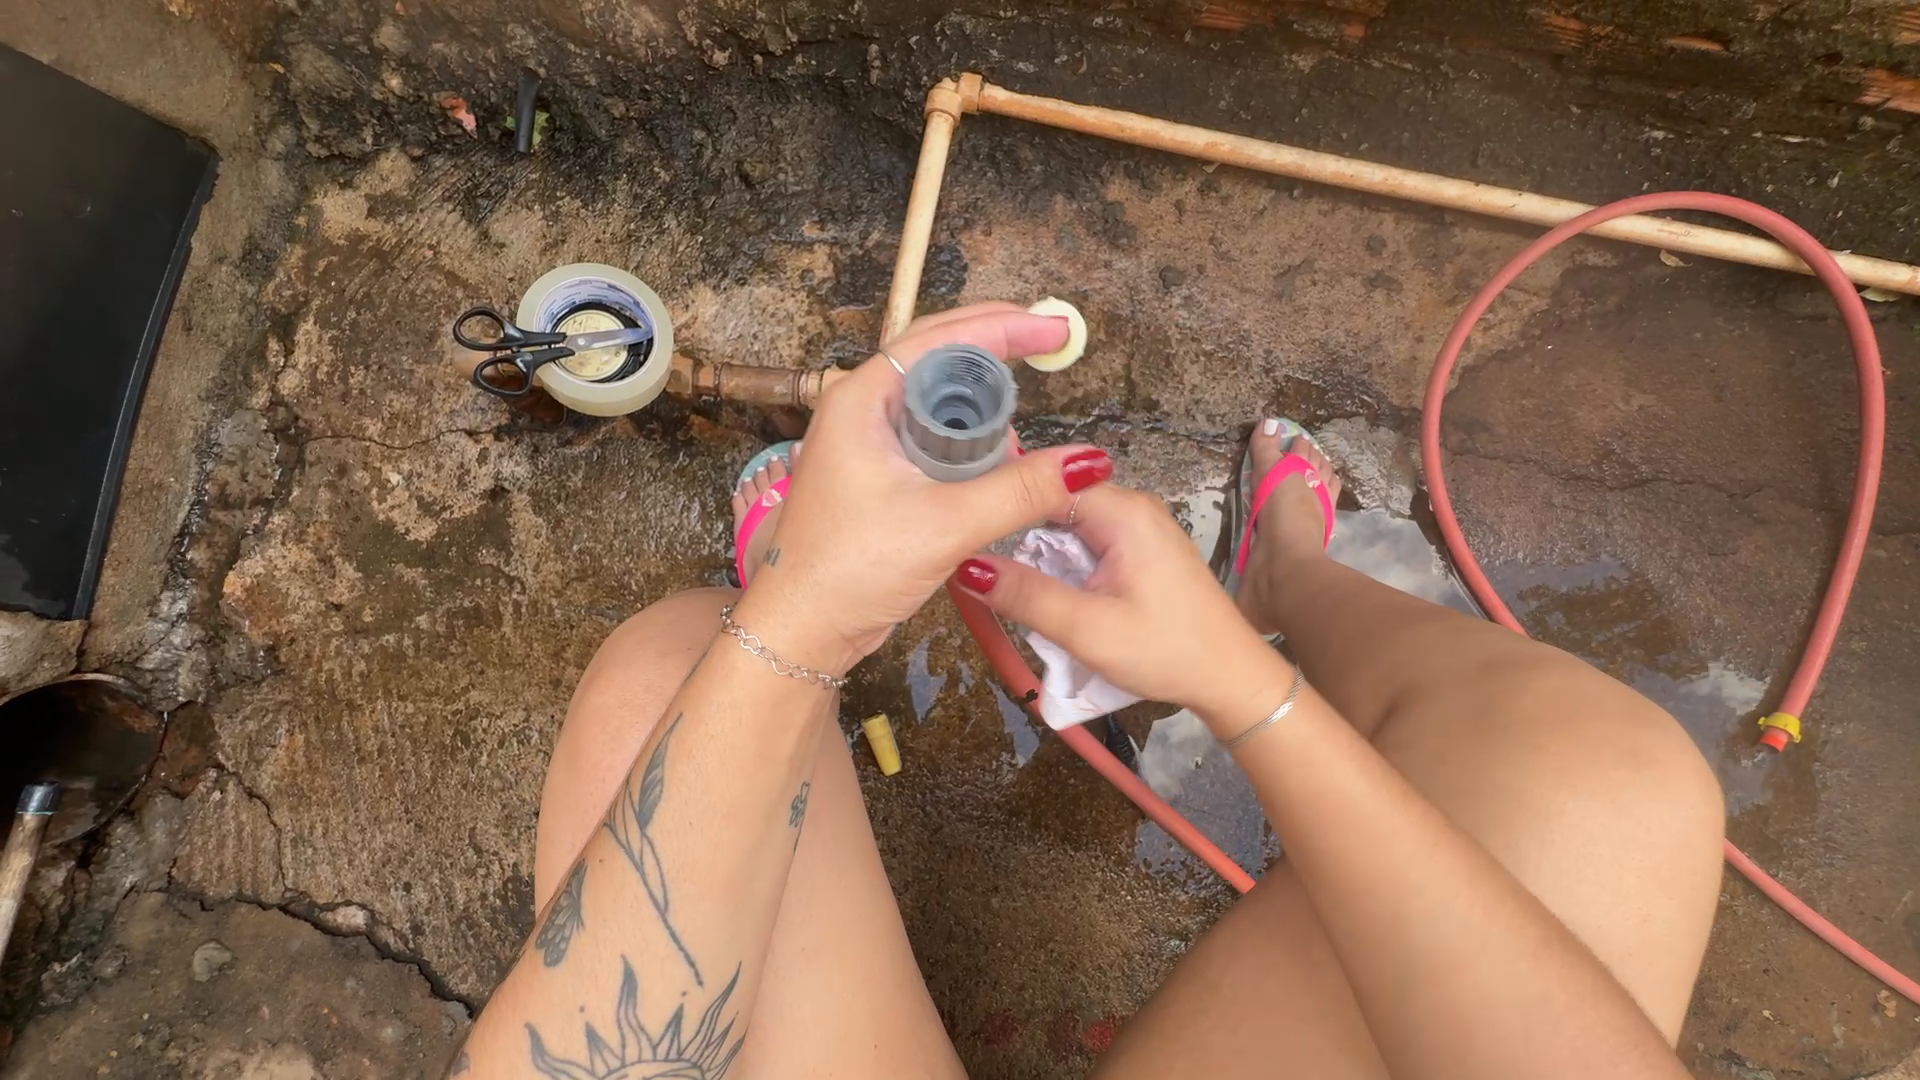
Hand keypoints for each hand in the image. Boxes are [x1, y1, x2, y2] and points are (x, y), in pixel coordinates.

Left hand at [731, 303, 1115, 673]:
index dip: (1003, 325)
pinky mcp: (875, 474)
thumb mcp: (946, 524)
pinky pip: (930, 439)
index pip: (940, 338)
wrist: (802, 627)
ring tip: (1012, 439)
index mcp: (862, 400)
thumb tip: (1089, 462)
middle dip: (995, 354)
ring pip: (935, 401)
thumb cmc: (852, 570)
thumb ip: (1021, 491)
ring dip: (980, 408)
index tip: (1054, 328)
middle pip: (938, 359)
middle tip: (1049, 351)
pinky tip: (990, 465)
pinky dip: (965, 443)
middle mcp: (860, 409)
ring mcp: (865, 442)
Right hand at [949, 482, 1287, 724]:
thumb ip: (1025, 595)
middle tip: (982, 569)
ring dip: (1042, 554)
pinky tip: (1051, 592)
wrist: (1230, 679)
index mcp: (1122, 511)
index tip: (966, 527)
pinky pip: (1088, 544)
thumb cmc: (1165, 651)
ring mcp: (1140, 527)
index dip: (1004, 502)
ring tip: (1011, 585)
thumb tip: (965, 565)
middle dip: (1020, 533)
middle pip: (1054, 504)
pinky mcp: (1142, 550)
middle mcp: (1132, 507)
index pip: (1045, 483)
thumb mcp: (1087, 628)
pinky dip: (1065, 564)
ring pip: (1069, 527)